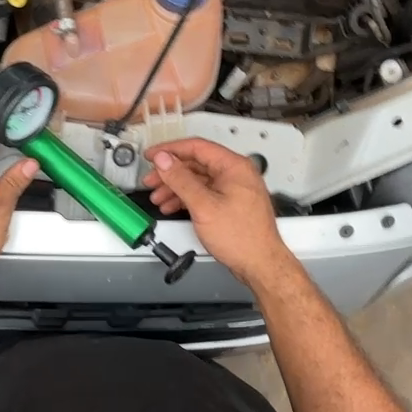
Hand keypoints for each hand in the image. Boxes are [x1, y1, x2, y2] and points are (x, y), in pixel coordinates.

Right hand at [142, 138, 294, 286]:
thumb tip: (164, 160)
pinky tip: (174, 206)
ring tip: (159, 197)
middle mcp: (236, 174)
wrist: (259, 264)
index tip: (153, 155)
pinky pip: (205, 193)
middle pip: (196, 164)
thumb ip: (181, 180)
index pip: (196, 147)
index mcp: (234, 167)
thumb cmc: (243, 238)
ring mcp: (234, 189)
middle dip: (170, 173)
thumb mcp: (203, 205)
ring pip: (198, 180)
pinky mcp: (231, 203)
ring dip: (176, 187)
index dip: (170, 150)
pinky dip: (187, 198)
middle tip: (152, 180)